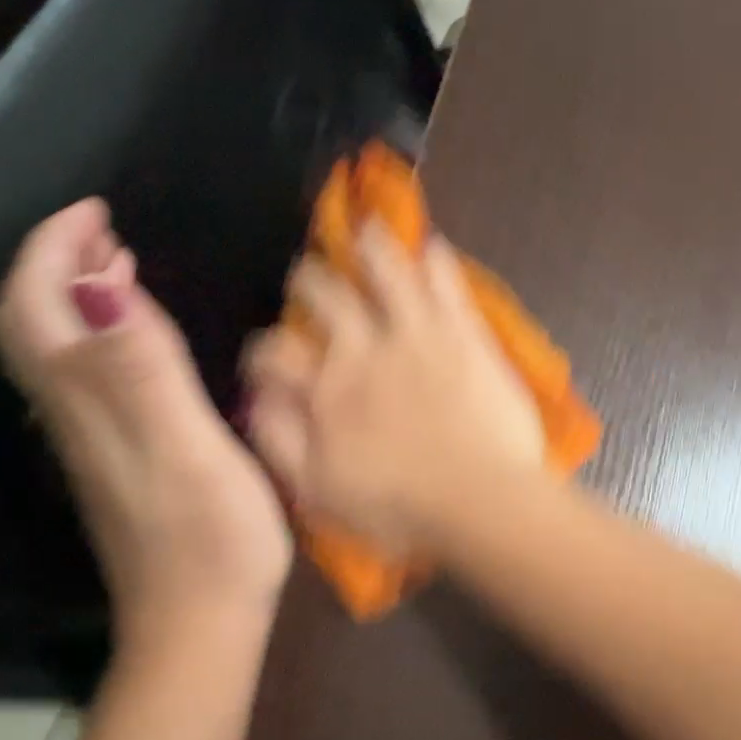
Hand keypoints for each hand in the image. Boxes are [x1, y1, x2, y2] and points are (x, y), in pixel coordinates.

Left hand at [0, 198, 292, 662]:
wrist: (199, 624)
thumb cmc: (211, 537)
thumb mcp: (187, 447)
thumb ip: (142, 367)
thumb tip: (97, 281)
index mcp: (87, 403)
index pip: (39, 304)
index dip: (54, 249)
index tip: (99, 212)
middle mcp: (73, 417)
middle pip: (31, 323)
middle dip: (54, 263)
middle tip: (109, 230)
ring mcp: (92, 443)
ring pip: (53, 351)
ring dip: (74, 295)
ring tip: (121, 267)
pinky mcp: (117, 463)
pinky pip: (85, 377)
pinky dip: (98, 335)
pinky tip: (140, 341)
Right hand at [239, 220, 542, 549]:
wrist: (482, 502)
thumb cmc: (400, 509)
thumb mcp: (319, 493)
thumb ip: (281, 442)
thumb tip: (258, 400)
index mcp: (325, 391)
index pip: (274, 352)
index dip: (263, 348)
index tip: (266, 352)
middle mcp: (365, 350)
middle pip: (326, 296)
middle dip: (308, 281)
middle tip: (306, 277)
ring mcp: (419, 336)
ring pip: (388, 273)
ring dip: (372, 248)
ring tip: (365, 230)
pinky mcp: (466, 336)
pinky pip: (447, 286)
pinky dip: (437, 262)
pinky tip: (433, 247)